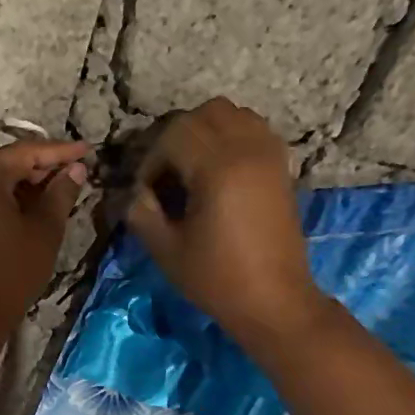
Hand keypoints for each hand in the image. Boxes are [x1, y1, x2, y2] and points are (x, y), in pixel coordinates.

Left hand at [0, 138, 90, 342]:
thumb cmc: (14, 271)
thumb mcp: (45, 230)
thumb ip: (60, 194)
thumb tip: (75, 169)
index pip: (24, 152)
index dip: (57, 150)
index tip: (86, 151)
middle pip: (2, 157)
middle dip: (35, 160)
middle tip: (65, 171)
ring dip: (18, 175)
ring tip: (49, 187)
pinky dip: (3, 190)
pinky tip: (26, 204)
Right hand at [126, 98, 329, 347]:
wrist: (272, 299)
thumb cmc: (215, 277)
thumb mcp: (164, 248)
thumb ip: (141, 211)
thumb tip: (134, 193)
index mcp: (219, 168)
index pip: (174, 134)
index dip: (151, 160)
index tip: (147, 193)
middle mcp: (248, 150)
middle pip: (203, 114)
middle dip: (175, 139)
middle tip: (165, 176)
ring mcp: (269, 155)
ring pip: (231, 114)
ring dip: (204, 132)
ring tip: (190, 169)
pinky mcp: (280, 166)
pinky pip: (252, 128)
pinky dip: (229, 137)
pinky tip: (216, 171)